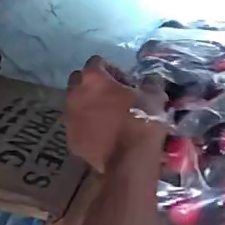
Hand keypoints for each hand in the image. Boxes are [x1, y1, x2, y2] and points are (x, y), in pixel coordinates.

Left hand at [64, 56, 166, 171]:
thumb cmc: (140, 123)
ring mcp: (70, 117)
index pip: (97, 61)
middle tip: (112, 97)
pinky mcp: (71, 139)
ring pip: (76, 104)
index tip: (124, 82)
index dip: (112, 69)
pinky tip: (103, 135)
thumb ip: (150, 84)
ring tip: (107, 117)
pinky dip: (88, 127)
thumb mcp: (154, 97)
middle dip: (93, 85)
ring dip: (89, 106)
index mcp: (93, 78)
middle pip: (79, 80)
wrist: (128, 162)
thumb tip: (150, 81)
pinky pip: (78, 126)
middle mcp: (75, 94)